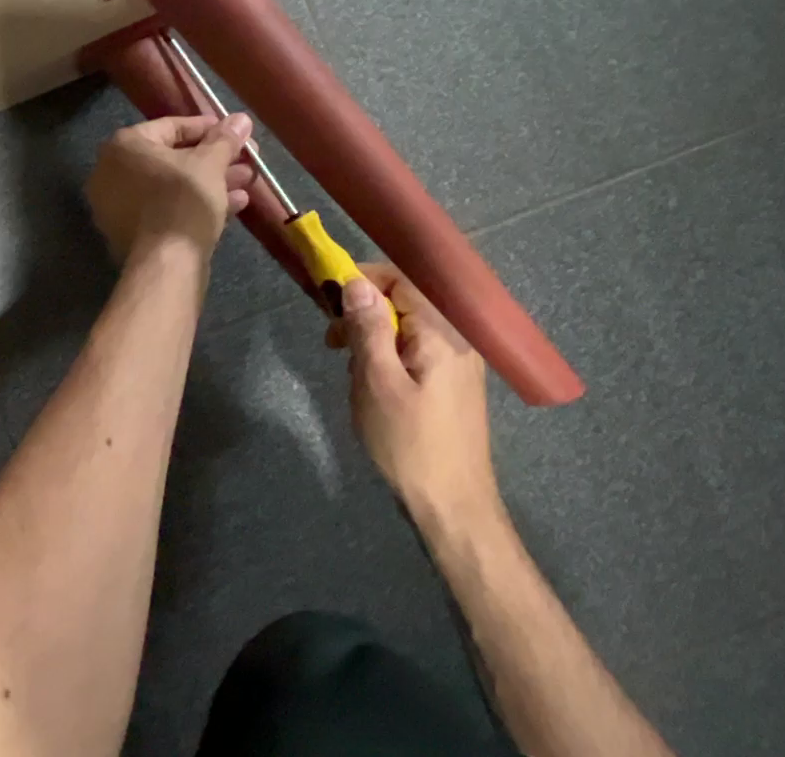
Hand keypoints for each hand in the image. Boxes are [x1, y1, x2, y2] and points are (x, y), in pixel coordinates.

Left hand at [85, 113, 256, 262]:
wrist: (165, 262)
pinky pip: (163, 208)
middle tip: (245, 161)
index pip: (171, 127)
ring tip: (246, 182)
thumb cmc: (184, 200)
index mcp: (123, 146)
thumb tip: (241, 119)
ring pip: (169, 186)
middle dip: (213, 160)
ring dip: (209, 182)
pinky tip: (233, 206)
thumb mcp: (210, 164)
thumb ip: (224, 139)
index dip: (208, 128)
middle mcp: (110, 171)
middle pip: (171, 158)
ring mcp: (115, 204)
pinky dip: (192, 204)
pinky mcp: (127, 232)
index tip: (235, 132)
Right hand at [338, 263, 500, 527]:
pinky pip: (414, 350)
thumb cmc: (409, 442)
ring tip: (351, 371)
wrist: (451, 503)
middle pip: (403, 301)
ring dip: (371, 338)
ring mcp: (457, 363)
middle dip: (362, 313)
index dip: (361, 281)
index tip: (327, 301)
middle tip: (332, 344)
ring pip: (406, 327)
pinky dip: (387, 356)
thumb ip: (368, 328)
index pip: (401, 281)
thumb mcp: (377, 381)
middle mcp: (456, 340)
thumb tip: (355, 283)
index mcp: (441, 334)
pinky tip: (372, 385)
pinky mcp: (452, 383)